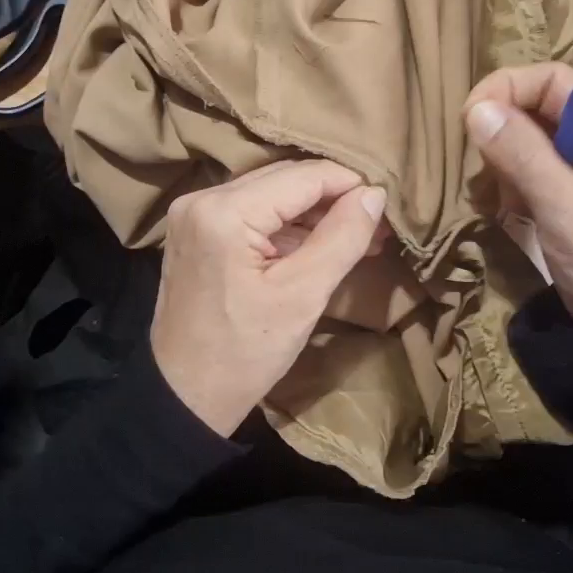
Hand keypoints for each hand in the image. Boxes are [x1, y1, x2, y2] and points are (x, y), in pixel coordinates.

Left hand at [151, 160, 388, 435]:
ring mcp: (193, 214)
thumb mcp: (302, 296)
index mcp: (224, 211)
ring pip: (268, 194)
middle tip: (378, 220)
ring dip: (312, 211)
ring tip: (360, 233)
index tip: (387, 200)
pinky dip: (285, 225)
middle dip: (333, 197)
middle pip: (283, 179)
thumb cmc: (245, 353)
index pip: (301, 176)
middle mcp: (201, 199)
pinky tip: (320, 242)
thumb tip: (374, 193)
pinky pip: (250, 212)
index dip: (349, 183)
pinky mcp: (195, 231)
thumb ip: (342, 237)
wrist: (184, 396)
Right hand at [464, 63, 572, 324]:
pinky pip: (531, 166)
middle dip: (505, 132)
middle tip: (488, 169)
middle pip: (540, 105)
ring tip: (508, 199)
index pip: (555, 81)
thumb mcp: (566, 210)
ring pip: (530, 137)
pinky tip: (515, 210)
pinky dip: (512, 182)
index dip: (508, 88)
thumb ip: (523, 156)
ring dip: (506, 161)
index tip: (470, 117)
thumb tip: (475, 108)